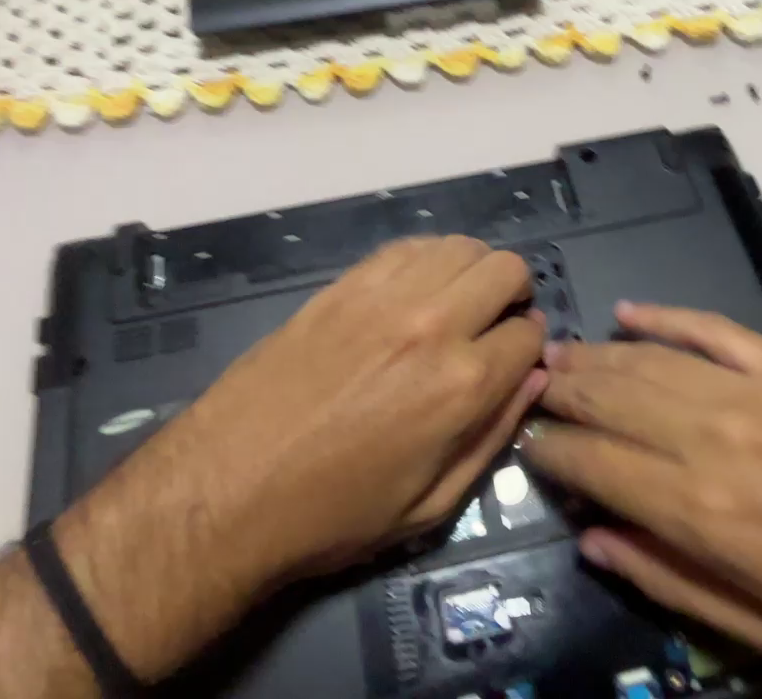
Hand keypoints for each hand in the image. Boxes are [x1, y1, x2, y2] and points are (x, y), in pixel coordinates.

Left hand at [145, 236, 547, 580]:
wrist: (228, 489)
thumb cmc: (334, 514)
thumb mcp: (432, 506)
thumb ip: (493, 435)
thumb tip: (533, 379)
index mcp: (462, 386)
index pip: (530, 335)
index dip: (530, 349)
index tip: (514, 363)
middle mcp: (432, 325)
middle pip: (505, 270)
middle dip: (513, 297)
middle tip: (492, 328)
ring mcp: (383, 296)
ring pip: (460, 246)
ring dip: (473, 272)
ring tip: (455, 305)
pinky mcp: (342, 285)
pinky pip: (406, 247)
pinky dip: (427, 261)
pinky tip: (413, 292)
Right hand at [520, 302, 761, 679]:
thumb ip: (673, 581)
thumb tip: (599, 541)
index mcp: (702, 510)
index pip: (594, 464)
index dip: (551, 454)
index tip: (527, 447)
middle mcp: (712, 436)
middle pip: (610, 399)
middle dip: (559, 392)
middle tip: (527, 386)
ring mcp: (753, 390)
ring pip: (647, 359)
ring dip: (595, 355)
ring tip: (557, 353)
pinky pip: (711, 328)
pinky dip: (666, 318)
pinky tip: (630, 313)